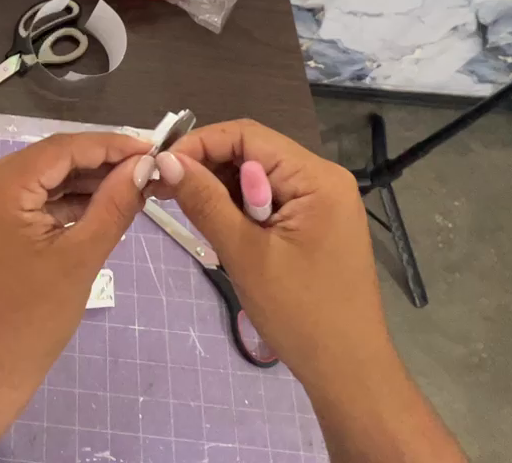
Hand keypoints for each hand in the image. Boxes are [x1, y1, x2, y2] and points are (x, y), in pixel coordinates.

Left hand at [0, 131, 151, 393]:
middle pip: (51, 158)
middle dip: (101, 162)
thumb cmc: (32, 320)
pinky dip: (65, 198)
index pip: (62, 149)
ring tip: (135, 181)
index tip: (152, 147)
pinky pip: (31, 194)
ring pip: (43, 175)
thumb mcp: (81, 257)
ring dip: (85, 180)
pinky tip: (104, 199)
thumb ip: (114, 204)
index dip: (110, 144)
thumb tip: (144, 166)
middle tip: (149, 166)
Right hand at [147, 119, 384, 383]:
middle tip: (164, 188)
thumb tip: (165, 159)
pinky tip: (215, 223)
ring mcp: (320, 201)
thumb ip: (204, 200)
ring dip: (218, 187)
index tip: (162, 166)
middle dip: (206, 165)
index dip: (200, 143)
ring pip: (255, 173)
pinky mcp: (313, 222)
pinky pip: (266, 196)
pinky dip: (236, 206)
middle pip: (251, 151)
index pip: (247, 136)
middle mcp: (322, 178)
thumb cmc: (301, 314)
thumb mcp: (245, 254)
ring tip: (183, 206)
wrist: (350, 375)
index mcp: (316, 178)